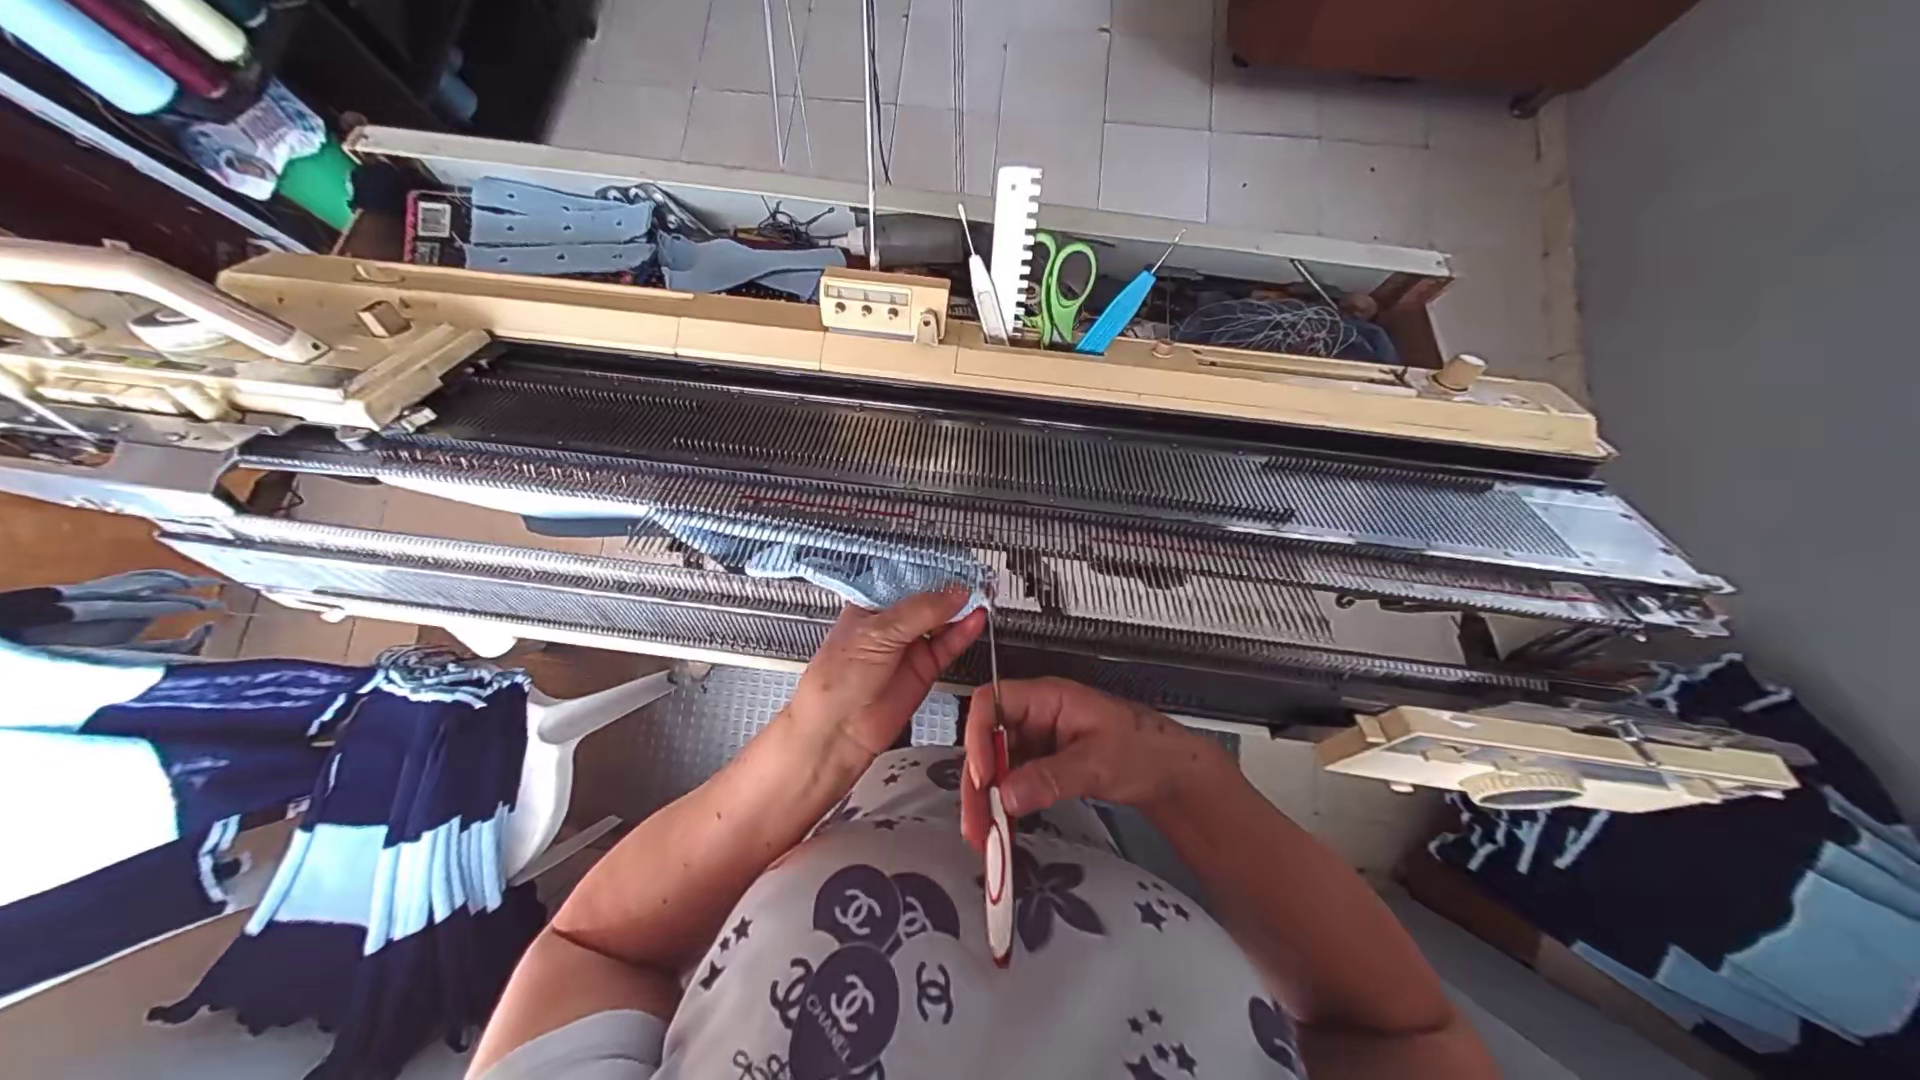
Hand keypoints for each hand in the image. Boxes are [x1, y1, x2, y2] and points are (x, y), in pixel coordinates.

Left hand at [783, 587, 986, 759]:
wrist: (837, 730)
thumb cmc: (835, 680)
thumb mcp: (877, 634)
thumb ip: (919, 611)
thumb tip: (953, 593)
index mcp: (872, 605)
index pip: (908, 580)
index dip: (932, 572)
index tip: (955, 565)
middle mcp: (891, 624)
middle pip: (929, 600)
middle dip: (951, 590)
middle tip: (975, 579)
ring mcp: (909, 646)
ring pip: (943, 622)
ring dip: (962, 610)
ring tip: (981, 597)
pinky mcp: (924, 669)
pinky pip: (949, 645)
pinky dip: (965, 632)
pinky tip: (975, 620)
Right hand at [960, 677, 1230, 849]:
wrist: (1171, 772)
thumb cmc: (1145, 748)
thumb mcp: (1098, 762)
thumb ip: (1052, 777)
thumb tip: (1008, 793)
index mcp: (1048, 698)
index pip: (992, 703)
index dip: (979, 736)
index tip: (984, 774)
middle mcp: (1036, 716)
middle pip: (987, 740)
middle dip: (978, 781)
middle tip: (977, 820)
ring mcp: (1038, 740)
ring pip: (995, 764)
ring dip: (986, 799)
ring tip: (984, 833)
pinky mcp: (1042, 764)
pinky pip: (1012, 781)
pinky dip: (1003, 805)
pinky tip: (1002, 829)